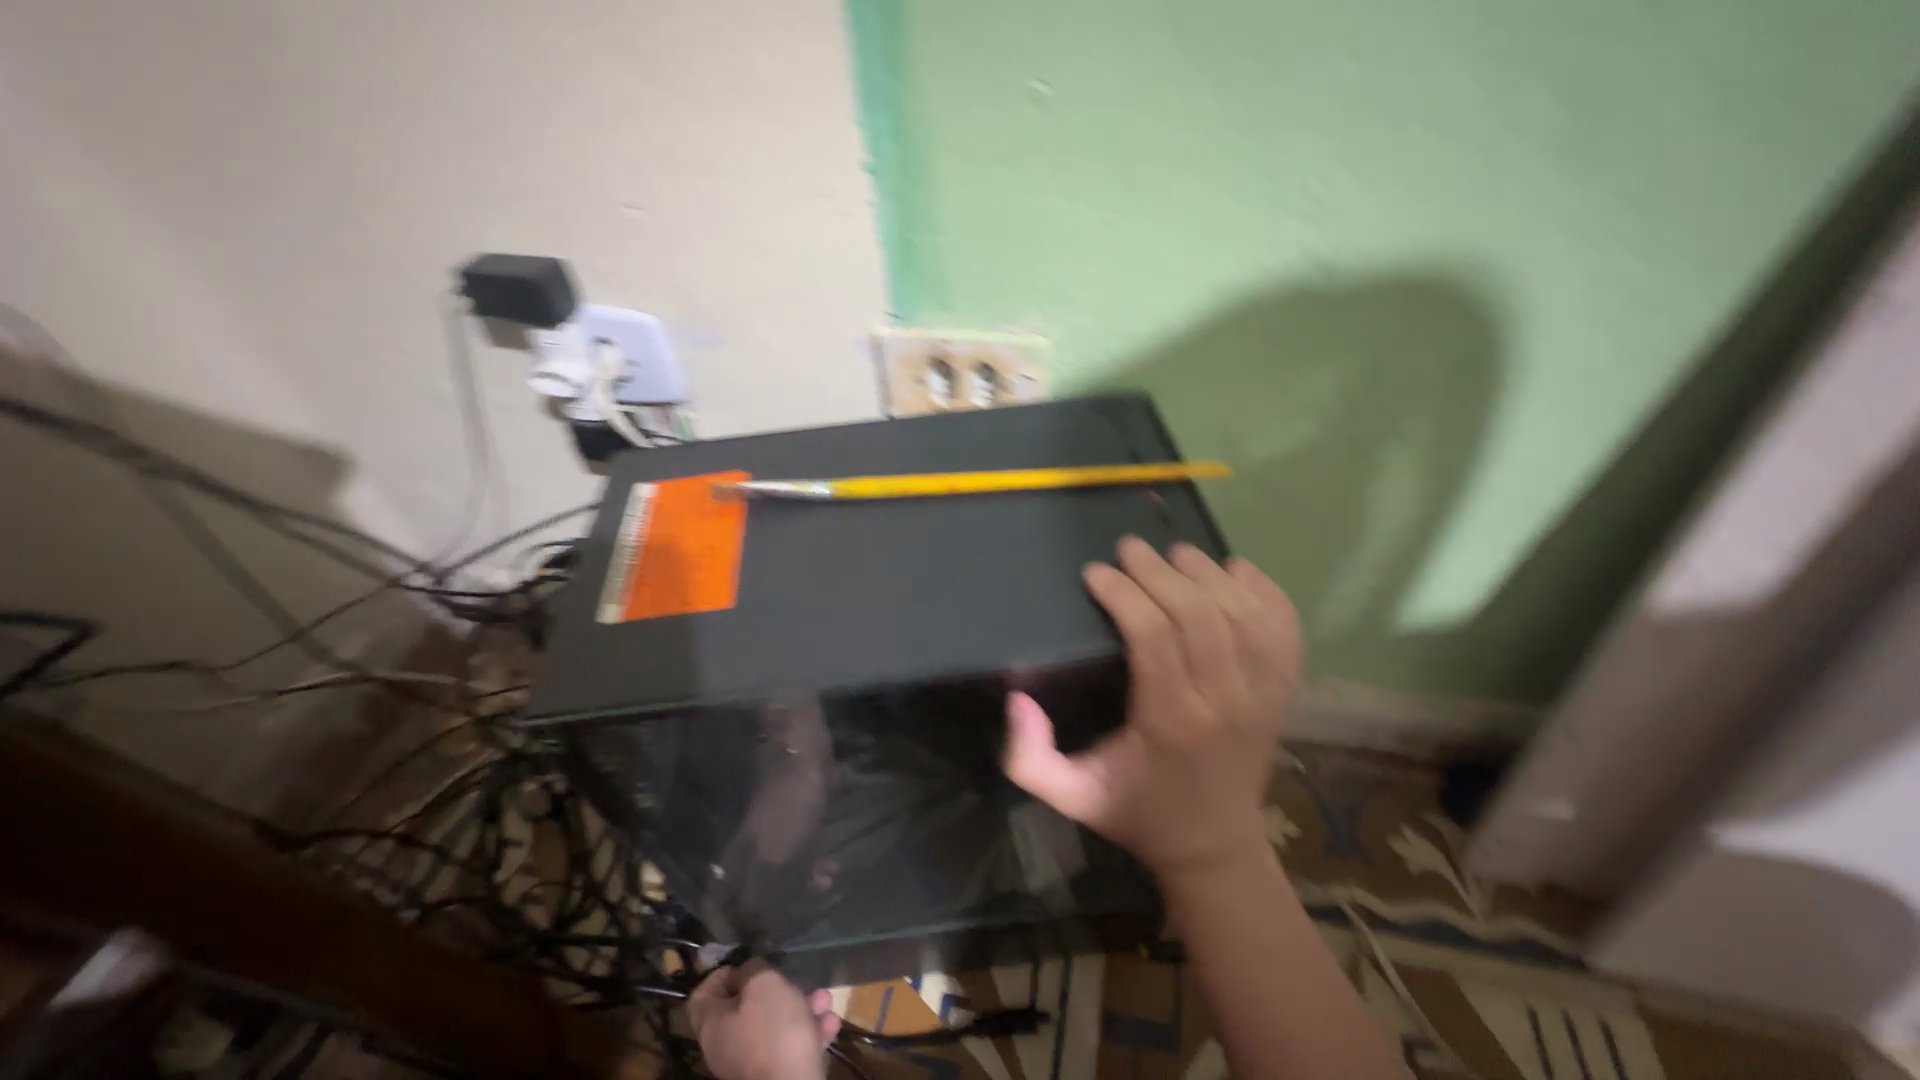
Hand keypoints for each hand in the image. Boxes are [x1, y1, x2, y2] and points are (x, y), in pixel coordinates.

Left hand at [687, 961, 840, 1079]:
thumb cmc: (772, 1030)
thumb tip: (749, 970)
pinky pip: (791, 1045)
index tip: (749, 962)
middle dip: (778, 989)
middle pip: (747, 1008)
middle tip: (797, 979)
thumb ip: (753, 969)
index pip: (704, 993)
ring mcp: (751, 1062)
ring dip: (802, 1008)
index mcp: (713, 1024)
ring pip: (775, 1025)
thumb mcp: (763, 984)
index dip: (723, 973)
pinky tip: (830, 1023)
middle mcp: (727, 1045)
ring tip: (824, 999)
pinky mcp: (776, 1073)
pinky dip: (810, 1032)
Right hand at [1003, 537, 1300, 878]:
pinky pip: (1283, 626)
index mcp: (1171, 722)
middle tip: (1130, 549)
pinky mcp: (1283, 692)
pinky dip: (1263, 590)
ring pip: (1243, 611)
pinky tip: (1235, 571)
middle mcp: (1225, 701)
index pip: (1154, 634)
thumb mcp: (1070, 795)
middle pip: (1200, 613)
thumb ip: (1029, 757)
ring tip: (1176, 554)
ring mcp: (1263, 695)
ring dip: (1208, 572)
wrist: (1214, 845)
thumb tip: (1018, 699)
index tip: (1095, 574)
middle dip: (1160, 570)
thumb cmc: (1136, 813)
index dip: (1123, 593)